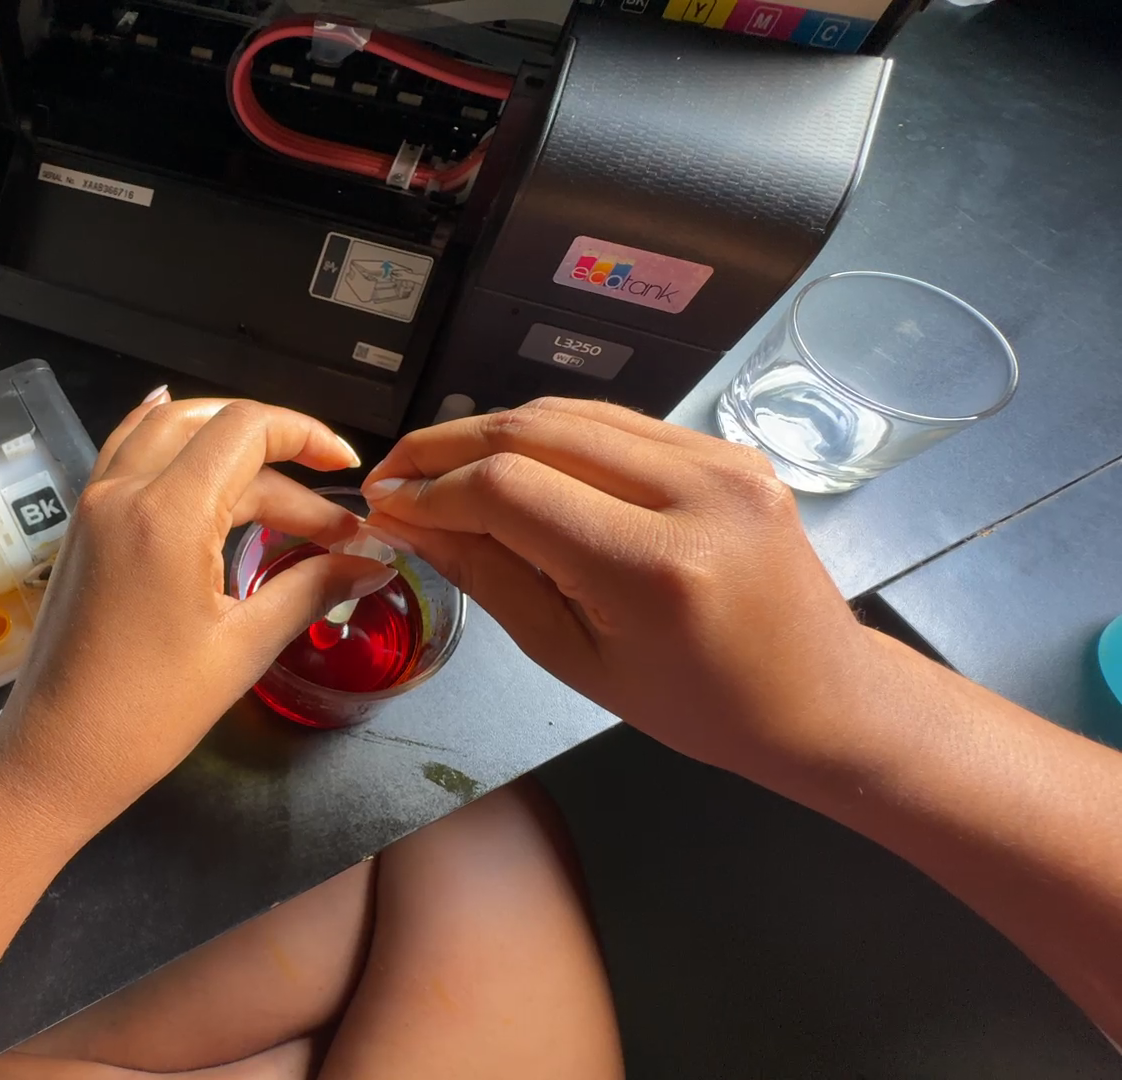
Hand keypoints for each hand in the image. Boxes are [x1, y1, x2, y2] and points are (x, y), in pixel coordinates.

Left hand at [0, 393, 398, 833]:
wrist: (58, 752)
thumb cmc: (152, 711)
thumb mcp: (243, 647)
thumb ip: (311, 588)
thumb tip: (372, 563)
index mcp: (168, 514)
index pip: (245, 429)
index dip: (305, 434)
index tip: (346, 466)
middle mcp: (123, 489)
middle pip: (211, 426)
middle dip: (279, 453)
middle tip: (324, 510)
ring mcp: (94, 502)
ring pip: (166, 431)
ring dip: (225, 442)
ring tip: (278, 477)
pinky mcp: (82, 523)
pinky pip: (126, 453)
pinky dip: (168, 440)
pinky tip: (191, 440)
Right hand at [359, 397, 874, 777]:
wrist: (822, 697)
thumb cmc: (687, 702)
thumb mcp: (567, 655)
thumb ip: (482, 574)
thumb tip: (405, 521)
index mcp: (652, 566)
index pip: (507, 490)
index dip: (430, 490)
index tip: (384, 505)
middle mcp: (693, 489)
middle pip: (530, 431)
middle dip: (441, 448)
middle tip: (391, 474)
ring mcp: (717, 455)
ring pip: (562, 412)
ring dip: (481, 432)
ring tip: (432, 467)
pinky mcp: (721, 445)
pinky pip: (602, 420)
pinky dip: (534, 432)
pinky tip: (498, 459)